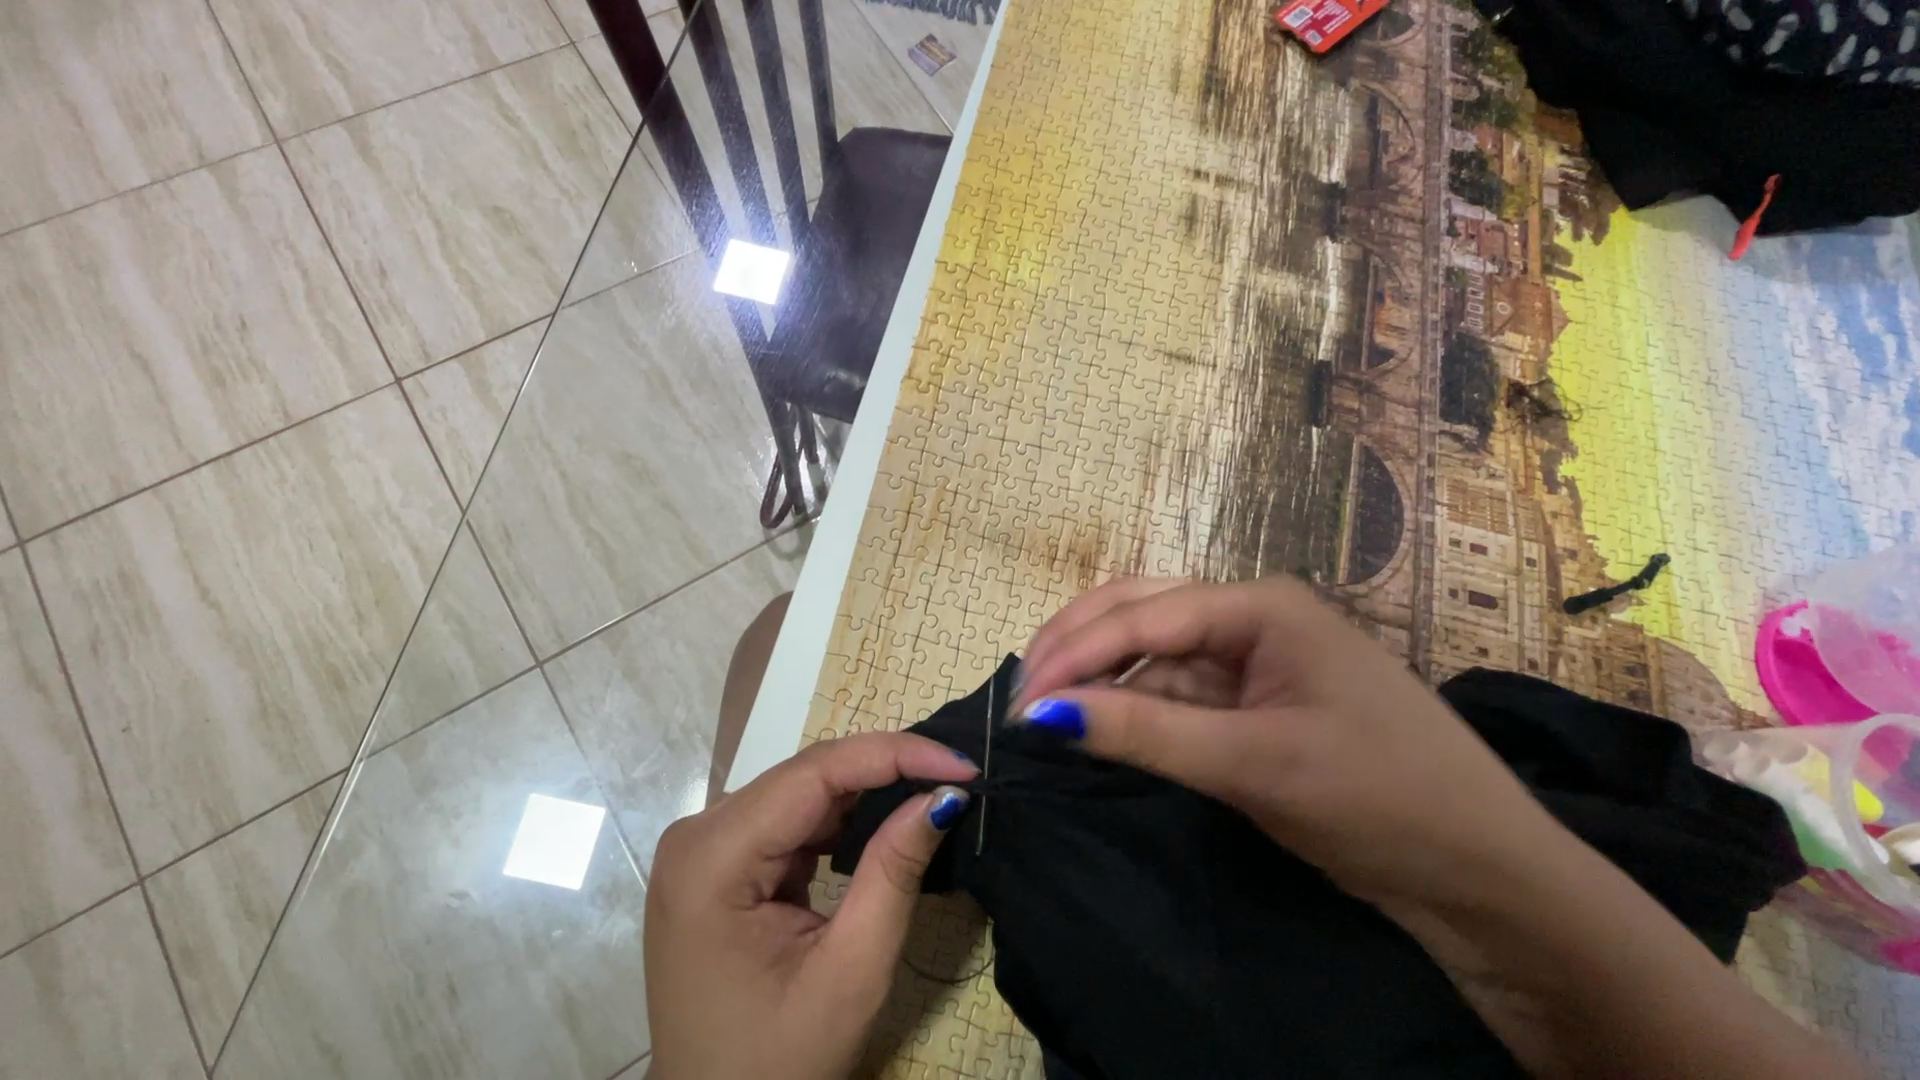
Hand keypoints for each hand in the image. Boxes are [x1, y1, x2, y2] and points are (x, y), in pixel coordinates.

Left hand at [644, 733, 976, 1078]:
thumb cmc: (778, 1060)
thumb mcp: (850, 970)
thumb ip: (894, 872)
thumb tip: (944, 795)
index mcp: (712, 858)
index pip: (814, 773)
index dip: (894, 755)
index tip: (962, 765)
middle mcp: (698, 833)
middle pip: (805, 776)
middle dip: (885, 768)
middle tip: (956, 777)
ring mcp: (704, 846)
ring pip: (801, 792)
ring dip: (867, 791)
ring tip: (931, 791)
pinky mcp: (719, 862)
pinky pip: (789, 819)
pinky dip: (841, 819)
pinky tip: (884, 822)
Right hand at [1012, 576, 1568, 915]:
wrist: (1484, 874)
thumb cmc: (1380, 798)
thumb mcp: (1256, 763)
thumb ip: (1147, 732)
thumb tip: (1044, 714)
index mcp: (1262, 605)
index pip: (1143, 615)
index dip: (1074, 656)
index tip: (1018, 707)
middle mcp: (1252, 619)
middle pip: (1141, 613)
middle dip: (1076, 648)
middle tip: (1020, 700)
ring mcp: (1252, 663)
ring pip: (1153, 655)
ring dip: (1099, 680)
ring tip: (1044, 715)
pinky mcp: (1252, 708)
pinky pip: (1176, 695)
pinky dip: (1132, 710)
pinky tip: (1096, 729)